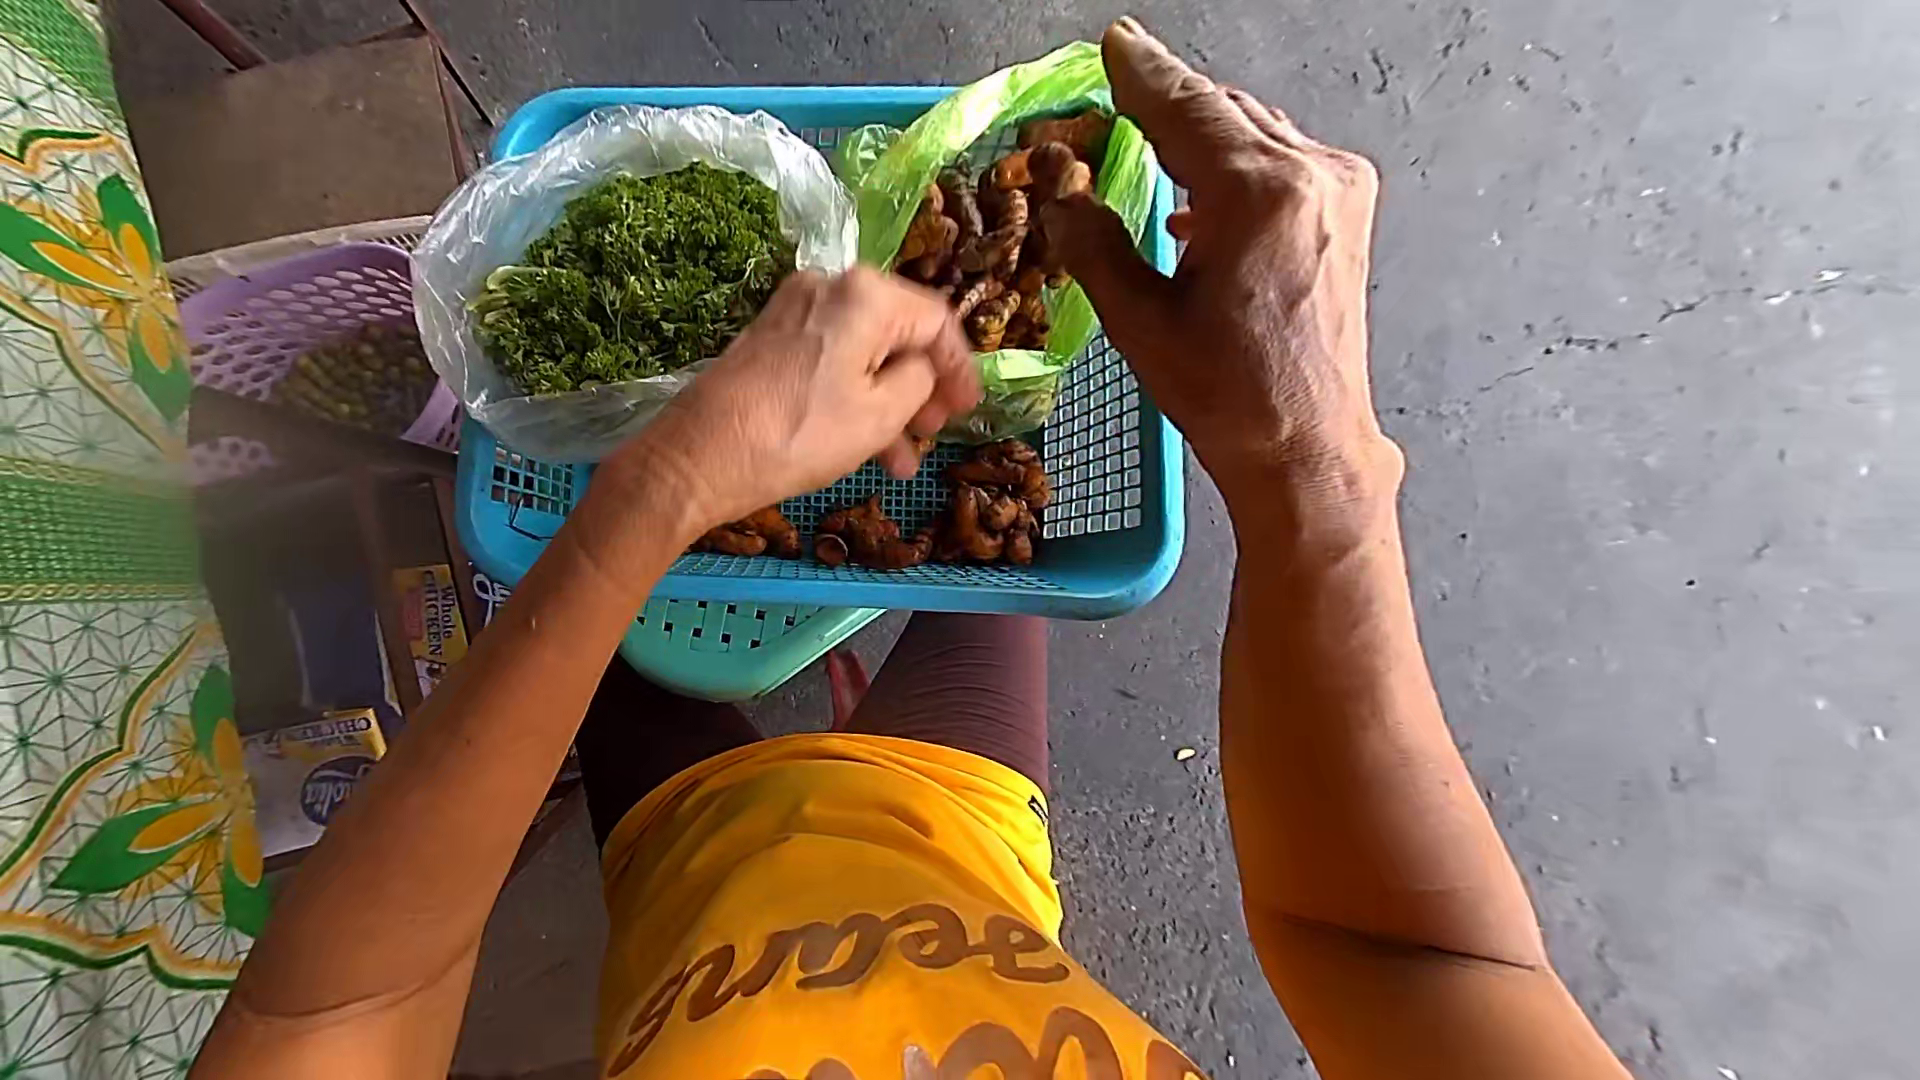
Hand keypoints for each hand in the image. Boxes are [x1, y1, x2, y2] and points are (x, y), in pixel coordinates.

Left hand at [600, 266, 977, 530]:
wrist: (702, 455)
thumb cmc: (803, 434)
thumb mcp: (882, 413)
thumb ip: (921, 380)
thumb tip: (921, 369)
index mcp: (865, 295)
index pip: (936, 320)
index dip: (961, 366)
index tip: (970, 407)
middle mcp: (830, 288)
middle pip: (899, 335)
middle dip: (924, 388)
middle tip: (936, 430)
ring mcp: (796, 311)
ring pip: (867, 356)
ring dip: (891, 405)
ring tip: (903, 459)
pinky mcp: (775, 340)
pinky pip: (835, 364)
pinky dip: (857, 399)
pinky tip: (869, 448)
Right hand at [1042, 18, 1398, 512]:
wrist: (1303, 442)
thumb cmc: (1222, 394)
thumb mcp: (1142, 324)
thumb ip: (1098, 250)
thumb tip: (1063, 202)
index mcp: (1258, 195)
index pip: (1188, 112)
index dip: (1143, 76)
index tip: (1114, 45)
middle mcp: (1312, 174)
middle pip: (1227, 114)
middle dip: (1172, 104)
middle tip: (1123, 93)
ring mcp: (1340, 193)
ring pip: (1258, 137)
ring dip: (1203, 138)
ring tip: (1154, 144)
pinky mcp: (1347, 219)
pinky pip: (1281, 169)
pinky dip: (1235, 172)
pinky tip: (1200, 203)